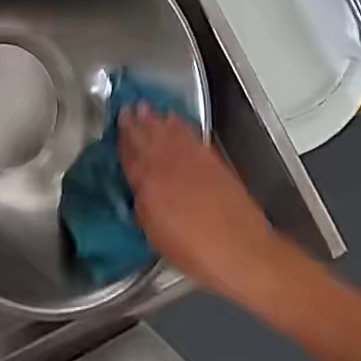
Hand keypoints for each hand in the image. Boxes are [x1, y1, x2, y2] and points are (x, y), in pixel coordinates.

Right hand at [119, 105, 297, 302]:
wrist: (242, 250)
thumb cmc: (197, 252)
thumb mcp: (156, 235)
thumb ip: (143, 207)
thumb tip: (140, 194)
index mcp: (147, 186)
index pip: (129, 156)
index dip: (122, 141)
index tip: (117, 130)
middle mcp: (167, 167)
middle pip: (146, 137)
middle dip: (135, 122)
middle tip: (128, 110)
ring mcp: (191, 161)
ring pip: (168, 131)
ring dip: (156, 118)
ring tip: (147, 108)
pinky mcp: (212, 161)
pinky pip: (191, 135)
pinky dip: (181, 124)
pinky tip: (176, 120)